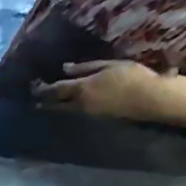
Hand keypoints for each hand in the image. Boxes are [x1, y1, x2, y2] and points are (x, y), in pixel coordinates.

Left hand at [32, 60, 170, 119]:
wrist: (151, 100)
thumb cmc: (133, 77)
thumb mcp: (109, 66)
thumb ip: (85, 68)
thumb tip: (64, 68)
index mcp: (82, 88)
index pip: (55, 89)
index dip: (42, 89)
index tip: (33, 86)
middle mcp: (80, 104)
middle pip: (56, 104)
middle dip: (44, 102)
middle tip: (35, 100)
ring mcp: (87, 113)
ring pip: (65, 111)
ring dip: (54, 107)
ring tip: (45, 104)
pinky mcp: (96, 119)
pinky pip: (76, 114)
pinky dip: (67, 110)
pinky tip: (67, 107)